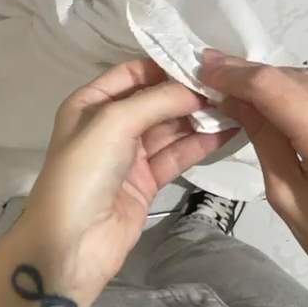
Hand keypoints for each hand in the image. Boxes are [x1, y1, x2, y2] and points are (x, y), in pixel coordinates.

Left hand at [20, 58, 233, 305]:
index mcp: (90, 103)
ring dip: (199, 117)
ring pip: (170, 128)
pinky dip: (200, 144)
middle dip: (187, 92)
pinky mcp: (146, 181)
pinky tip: (228, 132)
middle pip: (155, 100)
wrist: (72, 244)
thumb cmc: (84, 172)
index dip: (165, 66)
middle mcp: (108, 124)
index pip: (132, 74)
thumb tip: (196, 89)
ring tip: (235, 106)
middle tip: (229, 86)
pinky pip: (177, 155)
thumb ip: (156, 101)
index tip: (203, 63)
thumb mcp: (113, 122)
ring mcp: (129, 155)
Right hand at [198, 49, 307, 306]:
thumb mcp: (287, 197)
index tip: (205, 67)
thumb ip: (263, 139)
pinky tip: (296, 103)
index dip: (234, 74)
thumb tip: (235, 100)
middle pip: (297, 77)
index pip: (273, 88)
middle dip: (255, 74)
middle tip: (220, 76)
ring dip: (285, 81)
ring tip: (252, 89)